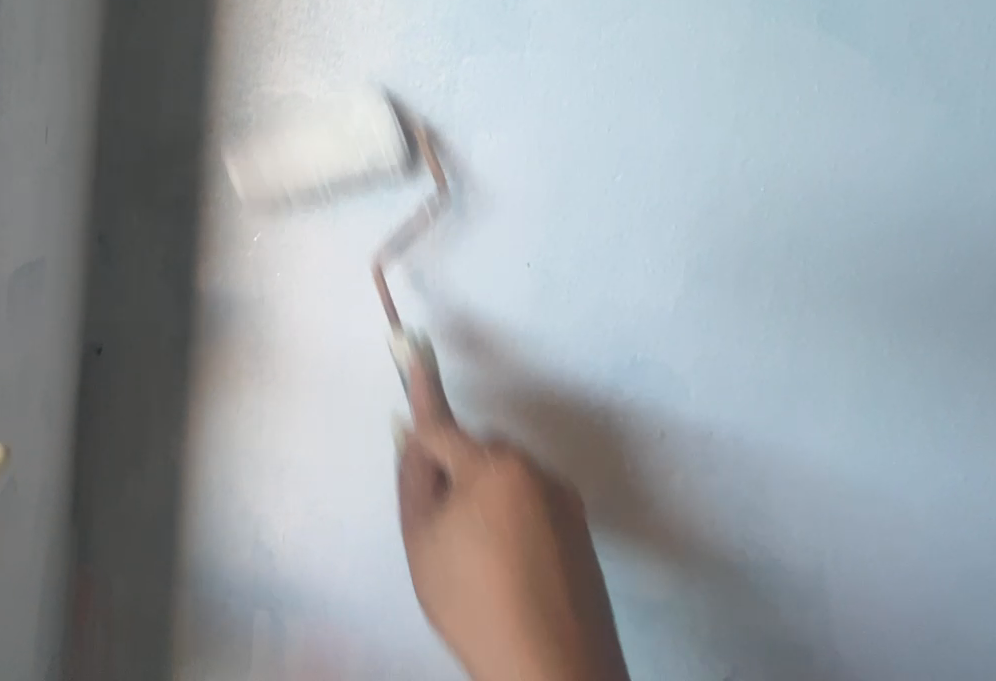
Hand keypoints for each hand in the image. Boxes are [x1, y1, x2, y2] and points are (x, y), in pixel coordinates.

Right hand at [392, 332, 627, 680]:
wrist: (555, 673)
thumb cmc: (472, 599)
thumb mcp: (421, 537)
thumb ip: (414, 479)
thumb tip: (415, 440)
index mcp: (491, 467)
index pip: (440, 423)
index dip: (420, 386)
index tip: (413, 346)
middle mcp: (534, 471)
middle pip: (476, 451)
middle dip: (454, 471)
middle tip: (439, 524)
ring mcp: (564, 502)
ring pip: (503, 477)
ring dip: (483, 495)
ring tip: (475, 556)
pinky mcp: (581, 532)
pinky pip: (530, 502)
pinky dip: (510, 517)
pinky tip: (506, 567)